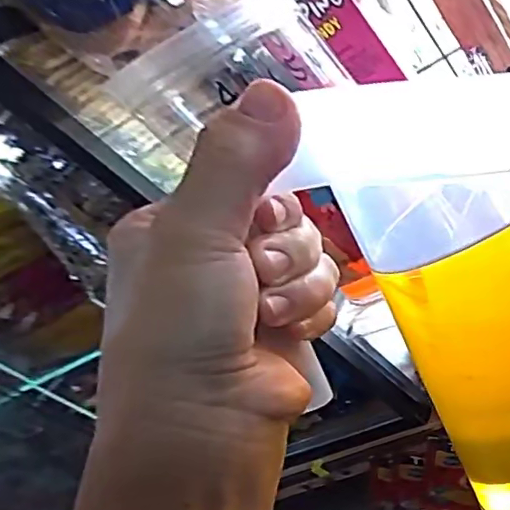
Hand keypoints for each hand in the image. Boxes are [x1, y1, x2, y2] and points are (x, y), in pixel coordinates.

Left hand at [99, 81, 339, 433]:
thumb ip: (238, 164)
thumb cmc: (185, 324)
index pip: (253, 184)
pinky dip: (315, 315)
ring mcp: (259, 295)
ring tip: (269, 316)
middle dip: (287, 253)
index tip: (260, 224)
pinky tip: (289, 334)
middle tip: (257, 278)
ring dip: (302, 289)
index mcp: (179, 224)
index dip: (273, 202)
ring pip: (319, 263)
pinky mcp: (294, 328)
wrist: (208, 420)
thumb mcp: (199, 233)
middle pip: (296, 224)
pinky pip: (330, 299)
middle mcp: (220, 255)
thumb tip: (276, 88)